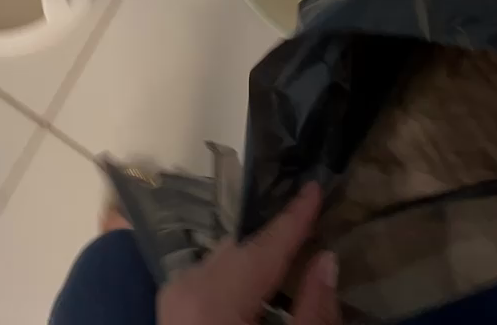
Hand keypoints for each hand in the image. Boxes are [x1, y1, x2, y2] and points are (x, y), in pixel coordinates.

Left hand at [157, 183, 339, 324]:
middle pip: (243, 250)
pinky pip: (210, 278)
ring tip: (291, 256)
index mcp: (216, 297)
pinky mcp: (170, 311)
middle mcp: (187, 285)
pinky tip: (260, 290)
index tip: (313, 185)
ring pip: (225, 261)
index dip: (294, 216)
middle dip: (277, 241)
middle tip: (311, 221)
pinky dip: (238, 278)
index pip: (265, 246)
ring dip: (257, 261)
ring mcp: (173, 298)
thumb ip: (313, 312)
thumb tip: (326, 260)